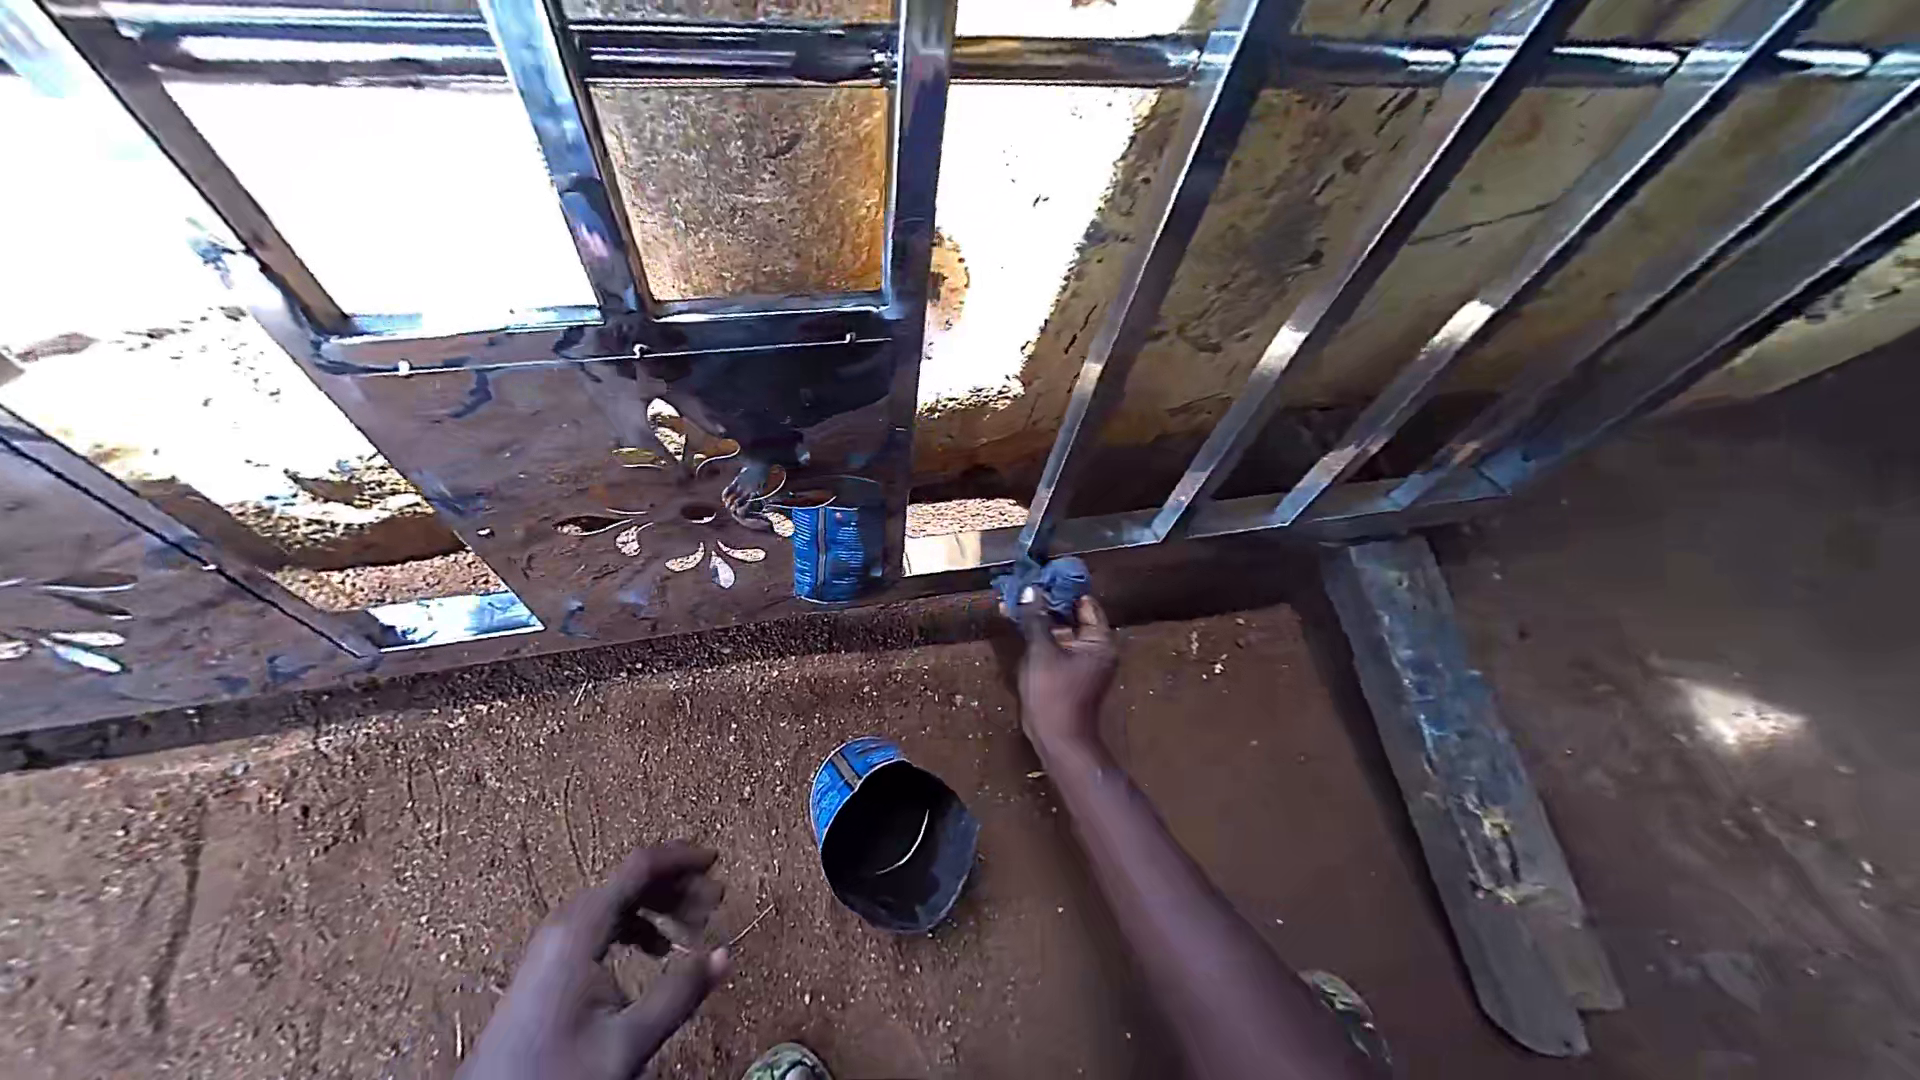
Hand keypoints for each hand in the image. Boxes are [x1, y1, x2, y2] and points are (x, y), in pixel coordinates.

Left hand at [457, 843, 729, 1079]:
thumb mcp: (624, 1043)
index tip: (716, 860)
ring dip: (661, 905)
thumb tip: (725, 953)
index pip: (639, 866)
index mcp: (580, 928)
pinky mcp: (551, 962)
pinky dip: (639, 924)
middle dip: (679, 885)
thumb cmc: (555, 1075)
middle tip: (716, 901)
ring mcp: (554, 942)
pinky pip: (605, 922)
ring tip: (696, 925)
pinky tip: (658, 949)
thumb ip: (677, 995)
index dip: (681, 857)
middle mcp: (566, 923)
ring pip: (619, 900)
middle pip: (631, 880)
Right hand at [1014, 594, 1117, 754]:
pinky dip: (1040, 635)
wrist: (1058, 740)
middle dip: (1046, 602)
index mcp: (1100, 640)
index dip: (1062, 588)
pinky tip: (1018, 623)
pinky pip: (1055, 645)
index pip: (1084, 602)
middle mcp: (1096, 648)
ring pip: (1061, 629)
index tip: (1040, 575)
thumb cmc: (1054, 694)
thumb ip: (1036, 619)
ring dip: (1040, 617)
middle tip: (1022, 586)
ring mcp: (1082, 661)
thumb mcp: (1042, 652)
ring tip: (1014, 600)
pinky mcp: (1068, 672)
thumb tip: (1029, 590)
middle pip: (1072, 614)